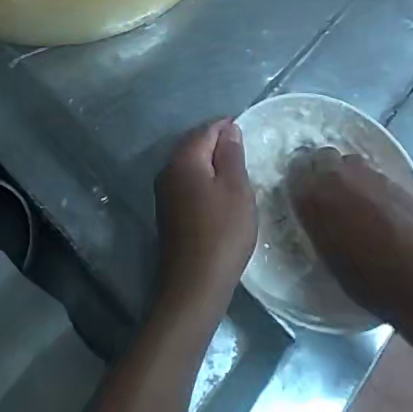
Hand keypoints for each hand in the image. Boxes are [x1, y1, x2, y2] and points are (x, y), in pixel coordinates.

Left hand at [154, 119, 257, 310]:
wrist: (194, 285)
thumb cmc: (222, 232)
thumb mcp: (236, 188)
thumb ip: (232, 154)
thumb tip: (229, 130)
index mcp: (184, 160)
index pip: (206, 130)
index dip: (227, 126)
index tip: (248, 129)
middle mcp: (168, 171)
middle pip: (194, 144)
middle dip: (217, 142)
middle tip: (244, 147)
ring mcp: (164, 193)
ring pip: (190, 164)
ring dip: (211, 162)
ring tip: (236, 169)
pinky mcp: (168, 212)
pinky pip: (187, 182)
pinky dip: (204, 179)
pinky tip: (219, 192)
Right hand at [287, 148, 412, 320]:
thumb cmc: (367, 279)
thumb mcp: (327, 255)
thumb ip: (318, 225)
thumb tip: (316, 216)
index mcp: (313, 194)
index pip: (296, 169)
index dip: (298, 179)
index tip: (300, 191)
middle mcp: (339, 176)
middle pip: (323, 156)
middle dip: (322, 169)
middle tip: (325, 191)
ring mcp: (370, 175)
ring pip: (350, 162)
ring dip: (347, 175)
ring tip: (351, 198)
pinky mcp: (396, 181)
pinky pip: (373, 175)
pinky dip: (370, 185)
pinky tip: (376, 206)